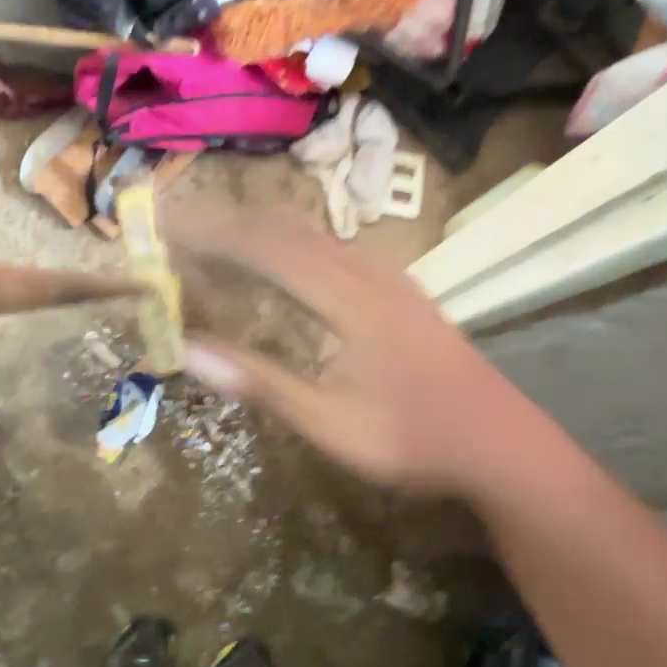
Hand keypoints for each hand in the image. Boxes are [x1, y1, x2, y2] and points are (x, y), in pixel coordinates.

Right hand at [172, 210, 543, 495]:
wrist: (499, 442)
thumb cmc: (413, 439)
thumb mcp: (331, 423)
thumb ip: (263, 384)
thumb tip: (191, 354)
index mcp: (349, 297)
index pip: (267, 246)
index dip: (212, 232)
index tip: (167, 226)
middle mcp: (370, 273)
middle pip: (291, 229)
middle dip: (232, 223)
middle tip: (183, 230)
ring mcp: (394, 280)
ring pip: (319, 236)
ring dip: (266, 232)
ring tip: (224, 243)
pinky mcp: (406, 294)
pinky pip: (341, 251)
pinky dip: (300, 248)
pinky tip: (294, 268)